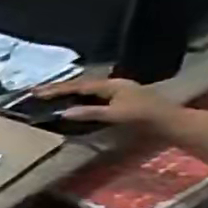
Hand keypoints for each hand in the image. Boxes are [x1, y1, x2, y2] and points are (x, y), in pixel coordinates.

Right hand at [36, 77, 182, 127]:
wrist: (170, 123)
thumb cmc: (144, 117)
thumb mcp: (116, 115)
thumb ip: (90, 113)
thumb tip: (63, 112)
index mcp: (113, 85)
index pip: (80, 86)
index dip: (57, 89)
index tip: (36, 92)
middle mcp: (114, 85)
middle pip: (82, 85)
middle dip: (59, 88)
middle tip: (36, 91)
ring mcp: (117, 92)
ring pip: (86, 89)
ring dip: (66, 92)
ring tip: (47, 94)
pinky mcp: (117, 100)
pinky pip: (90, 96)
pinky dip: (76, 98)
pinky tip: (68, 101)